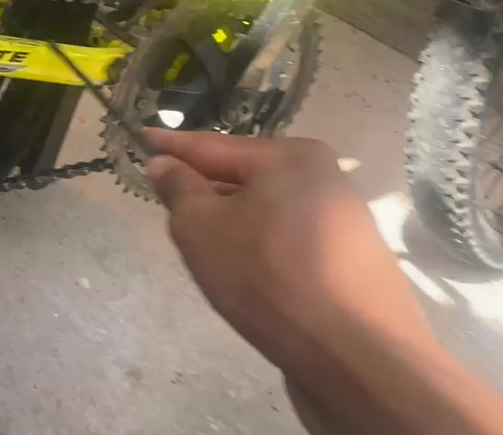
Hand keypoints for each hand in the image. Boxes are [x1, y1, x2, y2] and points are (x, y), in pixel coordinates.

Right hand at [144, 130, 436, 377]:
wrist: (361, 365)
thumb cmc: (269, 277)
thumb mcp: (200, 227)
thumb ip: (177, 188)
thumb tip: (166, 164)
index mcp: (292, 157)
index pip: (212, 146)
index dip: (172, 146)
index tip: (141, 136)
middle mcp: (326, 181)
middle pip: (244, 179)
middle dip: (205, 191)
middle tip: (167, 201)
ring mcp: (348, 227)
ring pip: (268, 214)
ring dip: (234, 225)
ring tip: (205, 247)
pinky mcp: (357, 270)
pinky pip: (292, 245)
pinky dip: (263, 252)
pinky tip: (247, 277)